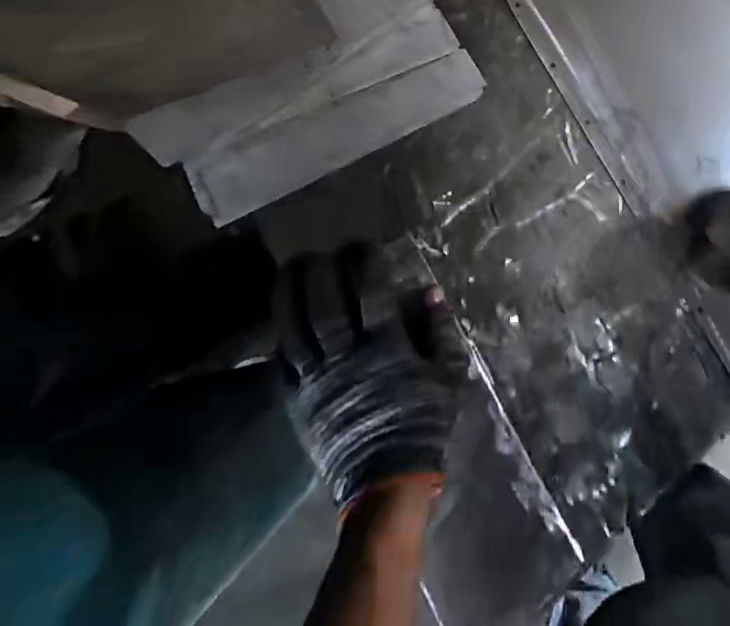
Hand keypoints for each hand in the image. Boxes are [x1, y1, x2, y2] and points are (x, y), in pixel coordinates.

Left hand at [277, 245, 467, 507]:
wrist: (385, 482)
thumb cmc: (421, 423)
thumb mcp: (448, 378)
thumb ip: (442, 332)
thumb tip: (431, 292)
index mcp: (384, 348)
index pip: (372, 291)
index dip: (366, 262)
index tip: (364, 247)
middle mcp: (345, 356)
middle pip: (324, 304)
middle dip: (319, 272)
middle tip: (319, 252)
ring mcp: (315, 378)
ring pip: (293, 327)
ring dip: (290, 293)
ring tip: (291, 270)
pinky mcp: (296, 398)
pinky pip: (281, 358)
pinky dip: (281, 332)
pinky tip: (283, 315)